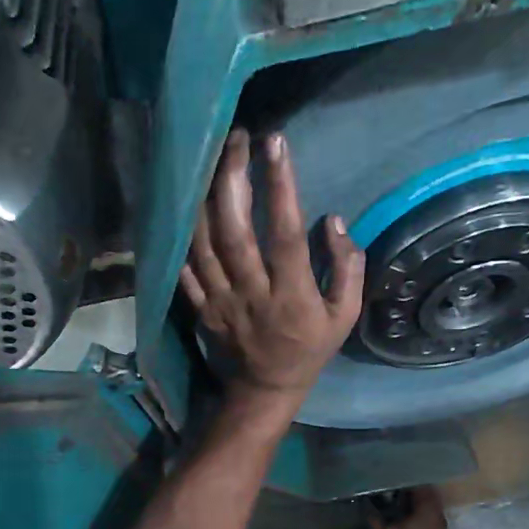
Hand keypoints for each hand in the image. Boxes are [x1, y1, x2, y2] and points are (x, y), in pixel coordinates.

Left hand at [181, 129, 364, 404]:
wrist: (266, 389)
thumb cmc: (310, 349)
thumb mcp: (344, 318)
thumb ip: (347, 271)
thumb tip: (334, 222)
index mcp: (292, 297)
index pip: (285, 234)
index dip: (280, 187)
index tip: (275, 143)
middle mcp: (252, 294)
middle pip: (235, 231)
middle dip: (232, 179)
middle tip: (236, 138)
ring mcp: (221, 301)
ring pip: (203, 244)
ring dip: (204, 198)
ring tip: (210, 158)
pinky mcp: (201, 308)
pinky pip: (184, 268)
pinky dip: (181, 234)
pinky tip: (184, 201)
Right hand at [369, 487, 447, 528]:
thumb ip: (376, 518)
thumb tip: (366, 504)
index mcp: (428, 510)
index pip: (421, 485)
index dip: (406, 481)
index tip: (392, 479)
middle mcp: (438, 515)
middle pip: (426, 495)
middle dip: (410, 491)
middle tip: (391, 489)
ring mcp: (440, 527)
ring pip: (429, 506)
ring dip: (415, 503)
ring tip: (395, 502)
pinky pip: (429, 517)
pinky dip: (418, 514)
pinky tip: (403, 518)